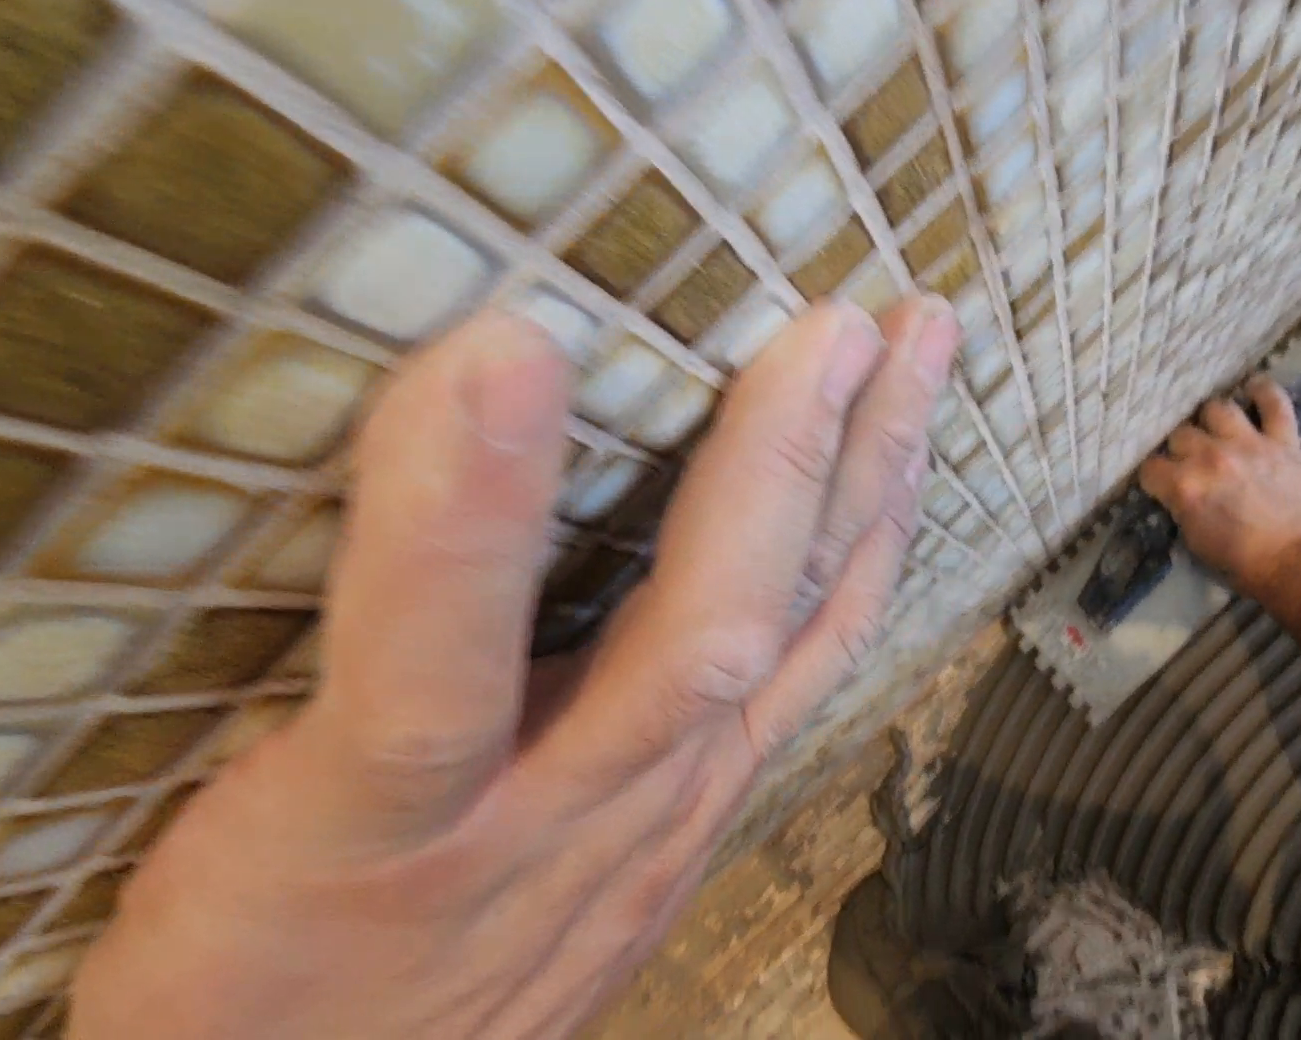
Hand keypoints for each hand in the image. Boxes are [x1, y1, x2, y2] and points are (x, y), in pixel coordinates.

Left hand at [68, 297, 959, 1038]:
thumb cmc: (422, 979)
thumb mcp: (572, 861)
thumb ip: (624, 724)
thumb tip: (662, 600)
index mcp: (692, 779)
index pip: (824, 625)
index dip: (890, 508)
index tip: (921, 401)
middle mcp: (655, 784)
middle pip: (793, 602)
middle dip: (870, 456)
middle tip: (910, 326)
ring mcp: (539, 811)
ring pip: (701, 627)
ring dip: (775, 467)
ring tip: (822, 341)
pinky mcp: (379, 824)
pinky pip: (441, 660)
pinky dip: (478, 516)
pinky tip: (504, 370)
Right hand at [1138, 375, 1300, 596]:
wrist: (1298, 565)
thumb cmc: (1241, 563)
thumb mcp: (1193, 541)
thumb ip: (1181, 508)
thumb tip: (1177, 494)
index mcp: (1184, 486)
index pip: (1150, 467)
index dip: (1153, 477)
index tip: (1159, 485)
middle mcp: (1210, 457)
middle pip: (1179, 434)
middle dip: (1180, 449)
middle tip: (1189, 462)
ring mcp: (1248, 444)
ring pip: (1217, 409)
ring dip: (1211, 420)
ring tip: (1214, 429)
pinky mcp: (1283, 442)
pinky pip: (1275, 404)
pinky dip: (1264, 393)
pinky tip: (1254, 388)